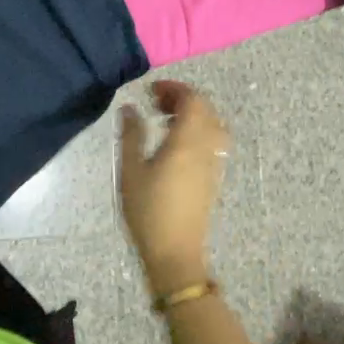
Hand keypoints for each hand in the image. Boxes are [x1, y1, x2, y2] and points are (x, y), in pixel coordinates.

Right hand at [117, 80, 228, 295]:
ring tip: (164, 119)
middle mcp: (206, 148)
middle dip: (183, 98)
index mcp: (187, 142)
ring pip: (212, 125)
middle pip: (206, 109)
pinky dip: (197, 130)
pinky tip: (175, 143)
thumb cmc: (148, 211)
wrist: (175, 254)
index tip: (151, 90)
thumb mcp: (130, 170)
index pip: (192, 100)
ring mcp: (213, 164)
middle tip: (155, 102)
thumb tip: (130, 107)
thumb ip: (131, 134)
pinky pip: (213, 141)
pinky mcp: (213, 178)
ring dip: (192, 114)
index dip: (174, 88)